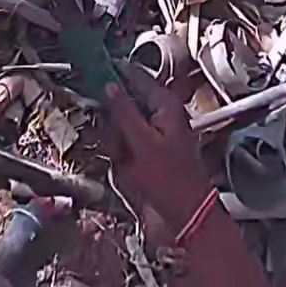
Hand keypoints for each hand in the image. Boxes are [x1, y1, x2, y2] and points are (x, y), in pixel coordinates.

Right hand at [104, 64, 213, 235]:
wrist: (189, 220)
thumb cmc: (174, 181)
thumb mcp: (144, 143)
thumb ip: (124, 112)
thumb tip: (110, 86)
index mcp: (165, 104)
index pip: (137, 76)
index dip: (116, 72)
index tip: (96, 66)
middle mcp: (160, 115)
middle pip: (125, 105)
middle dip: (116, 123)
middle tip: (118, 141)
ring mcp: (153, 135)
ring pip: (122, 128)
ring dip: (119, 145)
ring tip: (129, 164)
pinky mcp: (148, 154)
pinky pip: (125, 148)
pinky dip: (122, 158)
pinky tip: (129, 172)